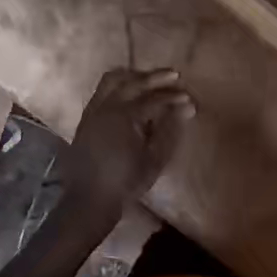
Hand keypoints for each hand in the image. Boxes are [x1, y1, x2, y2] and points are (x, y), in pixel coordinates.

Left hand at [60, 68, 194, 210]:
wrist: (89, 200)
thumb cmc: (126, 182)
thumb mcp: (155, 159)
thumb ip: (170, 129)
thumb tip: (185, 108)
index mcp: (125, 116)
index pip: (155, 99)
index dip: (174, 97)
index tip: (190, 99)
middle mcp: (107, 107)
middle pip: (134, 81)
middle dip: (156, 77)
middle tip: (175, 76)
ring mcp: (93, 111)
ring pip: (112, 80)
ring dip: (134, 76)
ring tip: (150, 79)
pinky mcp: (86, 118)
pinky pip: (102, 91)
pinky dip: (119, 86)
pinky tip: (130, 95)